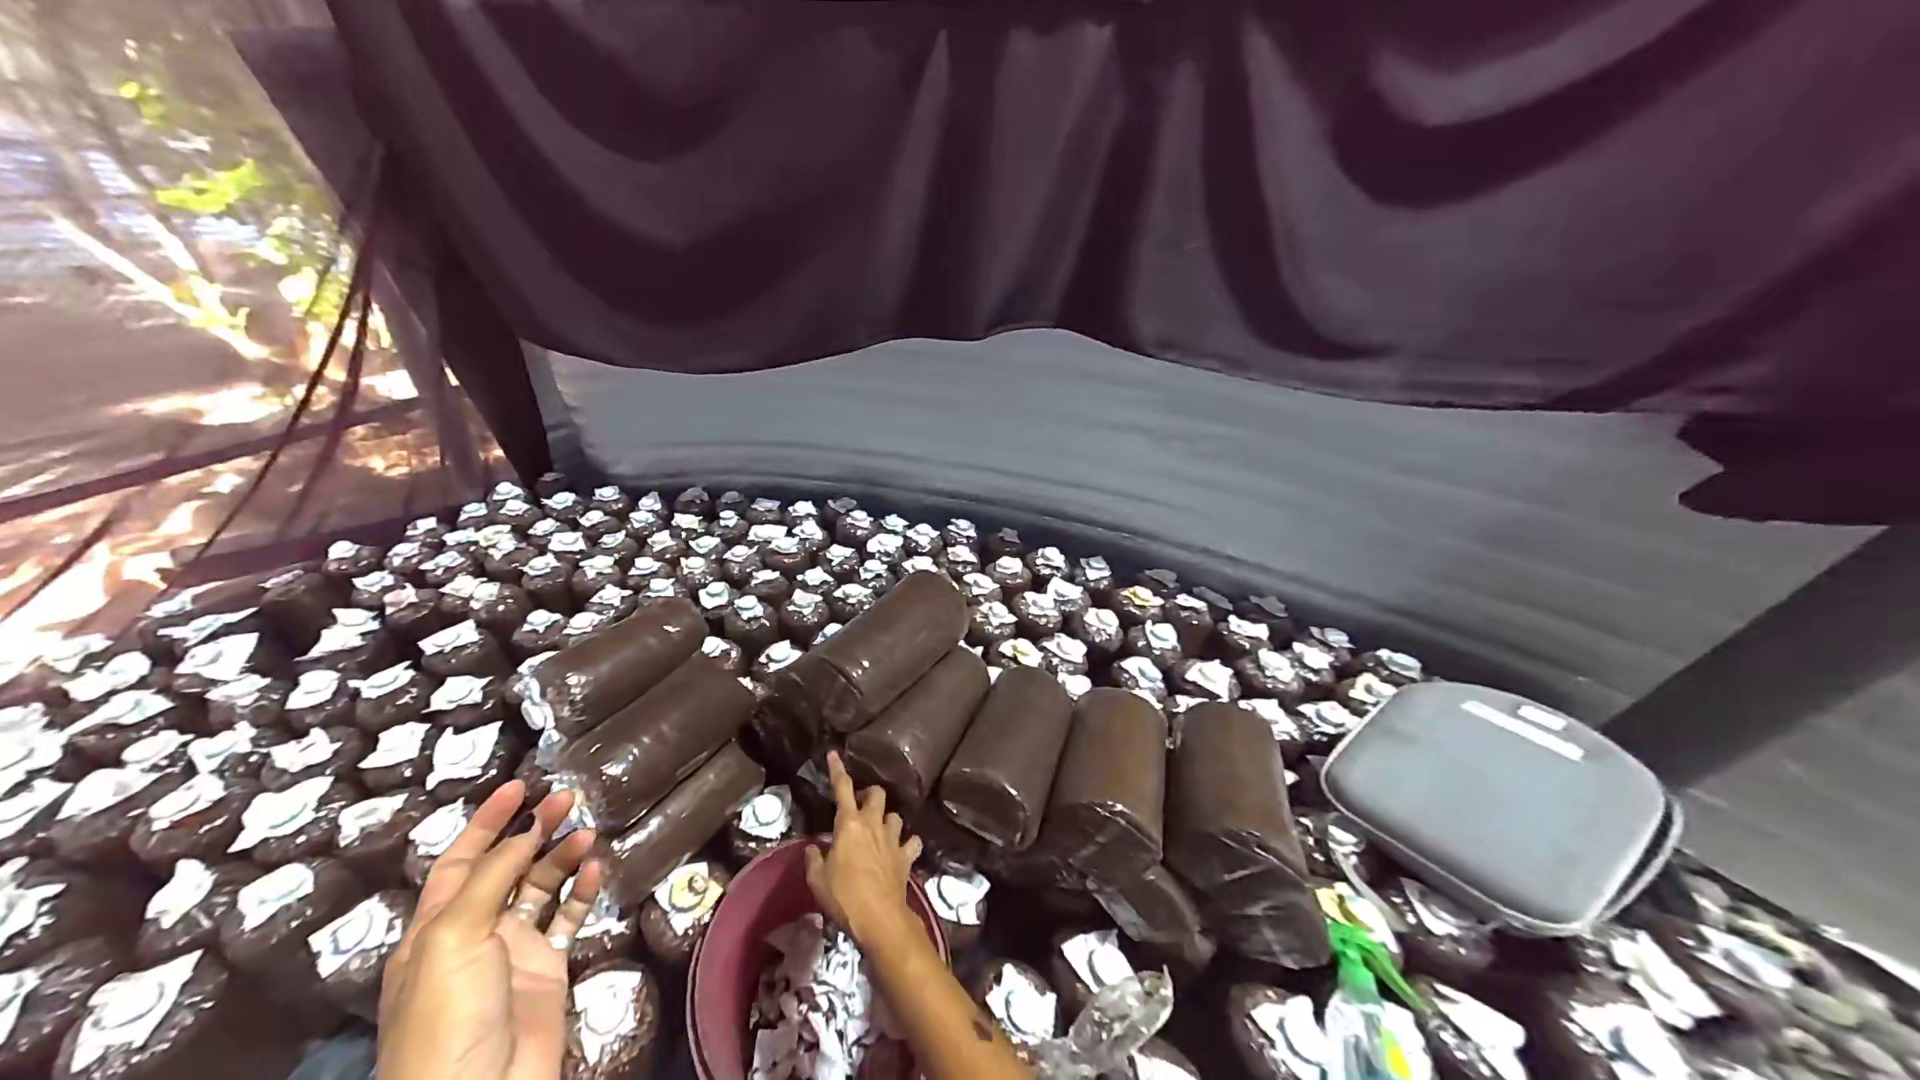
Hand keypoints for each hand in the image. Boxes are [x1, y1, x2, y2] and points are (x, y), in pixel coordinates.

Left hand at [377, 781, 602, 1079]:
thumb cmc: (447, 1013)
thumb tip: (525, 828)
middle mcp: (475, 930)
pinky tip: (596, 869)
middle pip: (507, 866)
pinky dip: (582, 891)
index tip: (519, 786)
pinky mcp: (547, 967)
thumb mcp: (453, 937)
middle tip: (567, 797)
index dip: (486, 821)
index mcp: (436, 925)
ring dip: (562, 858)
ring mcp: (513, 949)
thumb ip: (490, 878)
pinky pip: (567, 918)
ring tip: (588, 833)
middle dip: (533, 830)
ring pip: (541, 888)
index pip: (461, 859)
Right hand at [804, 751, 922, 945]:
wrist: (879, 918)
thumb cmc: (843, 896)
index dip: (837, 769)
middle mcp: (873, 824)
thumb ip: (813, 859)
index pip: (842, 788)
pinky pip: (912, 842)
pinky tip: (902, 850)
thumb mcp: (817, 880)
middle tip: (860, 806)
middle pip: (877, 794)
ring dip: (887, 819)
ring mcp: (893, 839)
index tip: (834, 754)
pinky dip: (908, 844)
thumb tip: (813, 848)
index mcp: (849, 824)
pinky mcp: (906, 856)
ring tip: (880, 830)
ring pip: (895, 816)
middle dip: (869, 795)